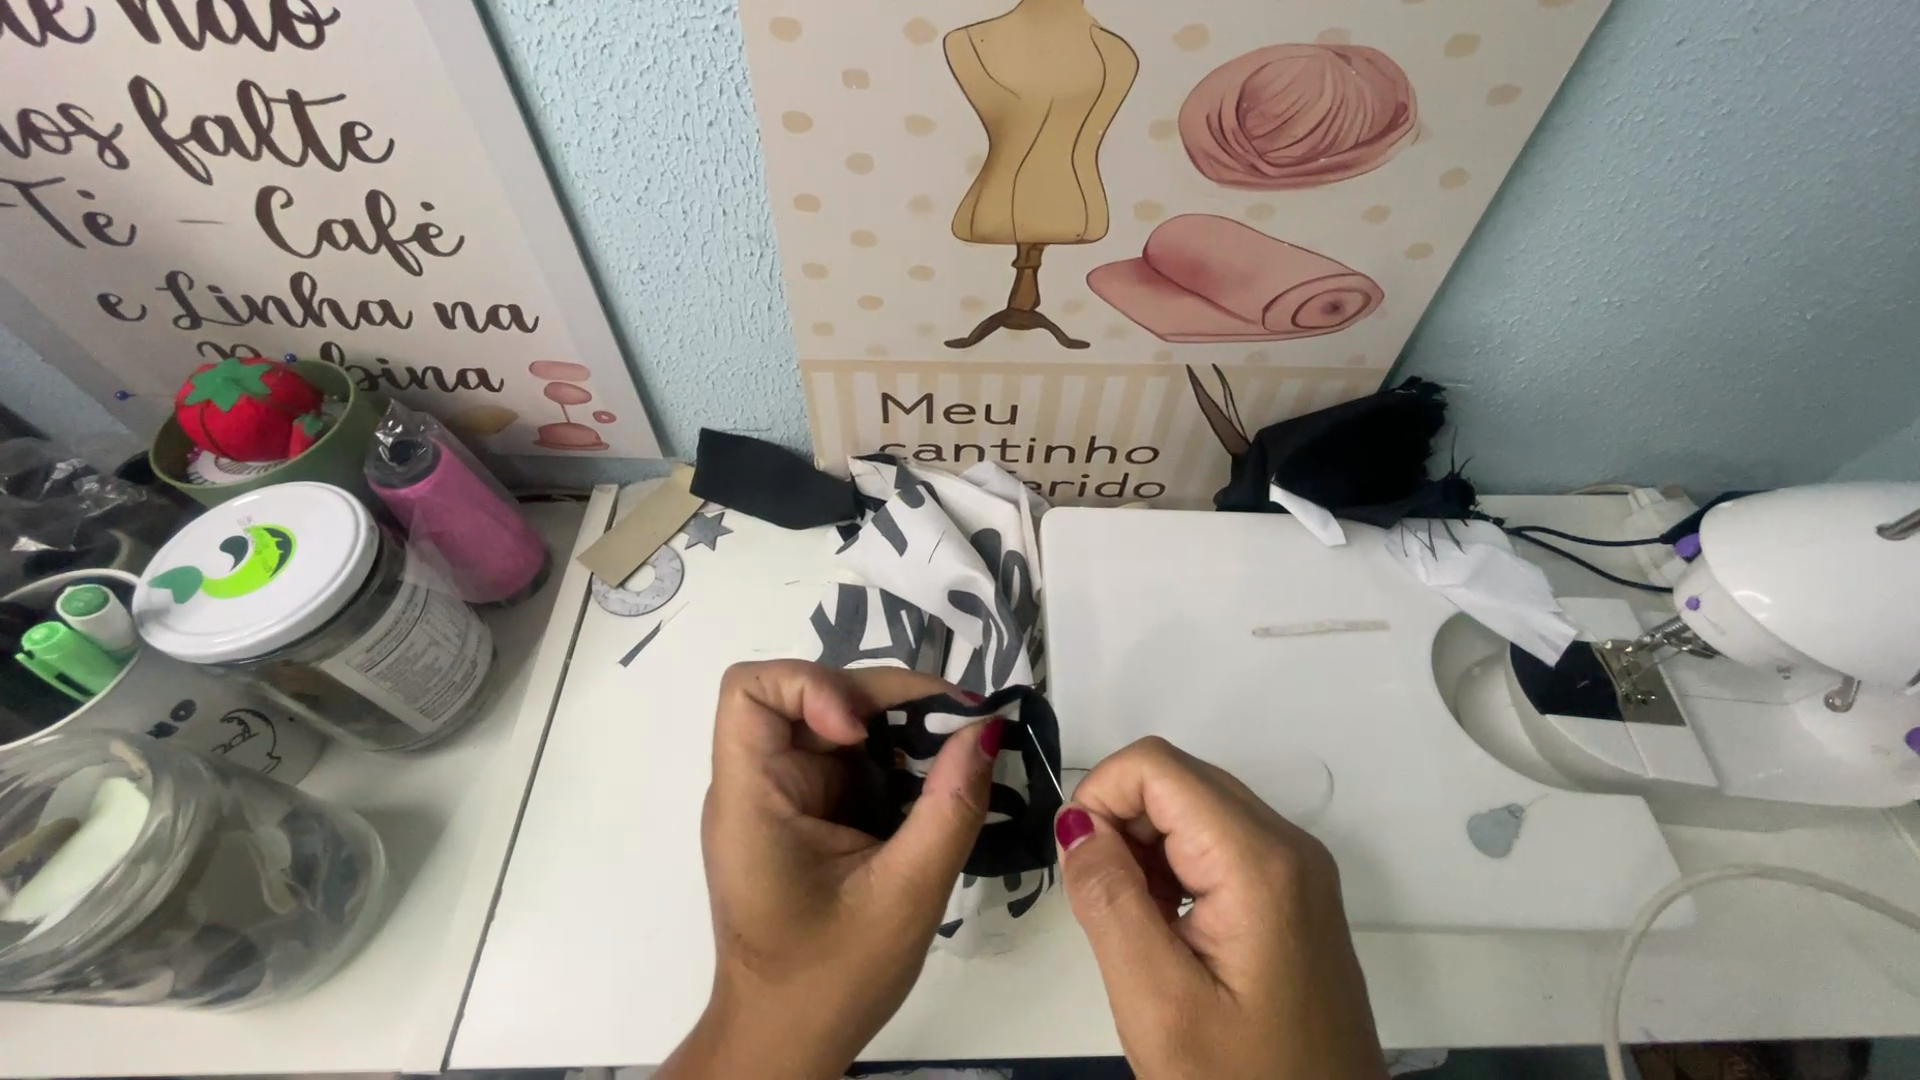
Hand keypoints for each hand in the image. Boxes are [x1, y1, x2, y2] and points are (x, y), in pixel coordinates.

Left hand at [660, 661, 1001, 1079]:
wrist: (790, 1040)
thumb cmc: (831, 980)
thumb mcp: (906, 896)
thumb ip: (949, 809)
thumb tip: (985, 729)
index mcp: (752, 799)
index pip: (753, 691)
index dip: (811, 686)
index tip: (863, 732)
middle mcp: (759, 782)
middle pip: (810, 694)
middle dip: (885, 699)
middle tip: (960, 722)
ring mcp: (785, 793)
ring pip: (839, 719)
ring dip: (899, 724)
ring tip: (961, 746)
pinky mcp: (810, 807)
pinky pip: (853, 756)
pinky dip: (898, 756)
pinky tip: (939, 778)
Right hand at [1057, 737, 1386, 1079]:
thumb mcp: (1156, 1003)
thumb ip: (1108, 898)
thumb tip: (1075, 819)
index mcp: (1259, 861)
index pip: (1156, 766)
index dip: (1101, 795)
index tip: (1082, 865)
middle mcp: (1286, 843)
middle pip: (1175, 778)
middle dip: (1121, 822)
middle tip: (1108, 902)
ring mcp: (1295, 865)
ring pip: (1190, 804)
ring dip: (1143, 845)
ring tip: (1140, 923)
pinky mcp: (1291, 889)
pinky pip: (1213, 838)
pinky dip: (1171, 864)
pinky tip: (1167, 926)